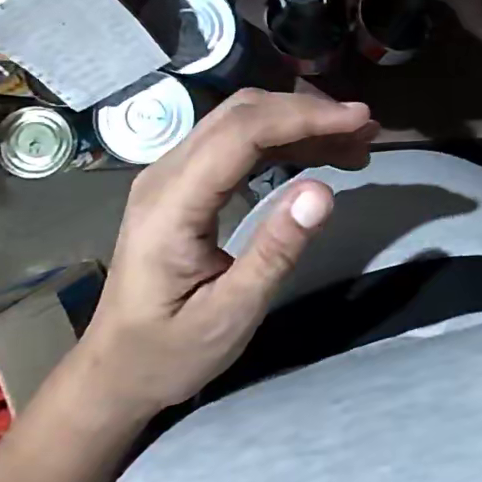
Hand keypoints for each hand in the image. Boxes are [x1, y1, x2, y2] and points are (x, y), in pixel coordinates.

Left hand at [72, 90, 378, 417]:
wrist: (116, 368)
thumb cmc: (169, 352)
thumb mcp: (230, 315)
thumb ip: (275, 252)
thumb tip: (323, 193)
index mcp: (171, 205)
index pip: (241, 134)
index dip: (303, 118)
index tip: (359, 120)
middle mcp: (165, 174)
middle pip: (241, 115)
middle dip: (308, 113)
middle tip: (366, 130)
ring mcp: (171, 175)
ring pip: (240, 123)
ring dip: (299, 124)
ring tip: (355, 143)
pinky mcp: (183, 184)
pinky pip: (236, 145)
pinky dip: (282, 143)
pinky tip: (318, 156)